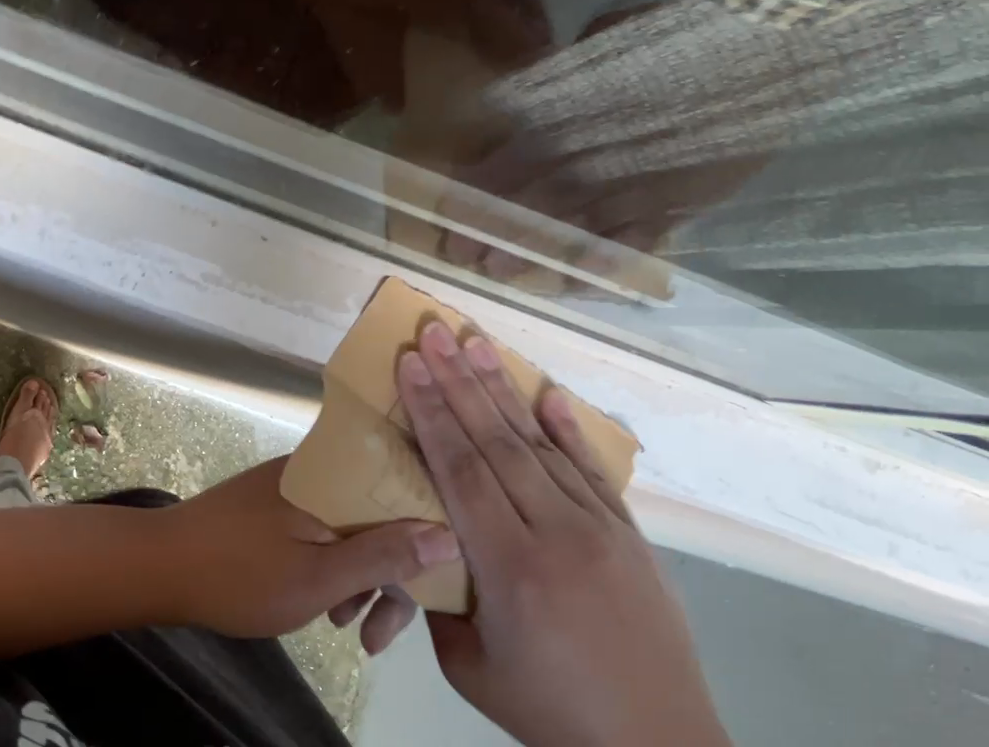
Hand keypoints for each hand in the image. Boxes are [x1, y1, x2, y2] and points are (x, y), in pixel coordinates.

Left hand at [157, 457, 459, 647]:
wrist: (158, 567)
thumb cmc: (240, 575)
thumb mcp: (320, 577)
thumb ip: (383, 556)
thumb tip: (449, 533)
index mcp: (328, 476)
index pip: (402, 491)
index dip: (428, 542)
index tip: (432, 593)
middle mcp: (313, 472)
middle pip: (378, 517)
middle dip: (390, 578)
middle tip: (379, 635)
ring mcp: (290, 490)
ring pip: (350, 530)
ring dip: (359, 580)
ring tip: (347, 628)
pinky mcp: (271, 508)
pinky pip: (321, 534)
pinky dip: (331, 570)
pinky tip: (326, 610)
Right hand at [399, 323, 730, 746]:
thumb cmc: (549, 708)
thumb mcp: (468, 664)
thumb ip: (438, 596)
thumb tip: (421, 541)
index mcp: (509, 567)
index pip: (460, 470)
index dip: (431, 413)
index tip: (410, 365)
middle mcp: (557, 535)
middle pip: (496, 443)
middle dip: (458, 382)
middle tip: (433, 333)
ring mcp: (602, 532)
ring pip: (541, 446)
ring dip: (502, 391)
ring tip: (475, 343)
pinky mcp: (632, 539)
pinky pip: (593, 472)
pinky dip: (568, 429)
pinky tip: (548, 392)